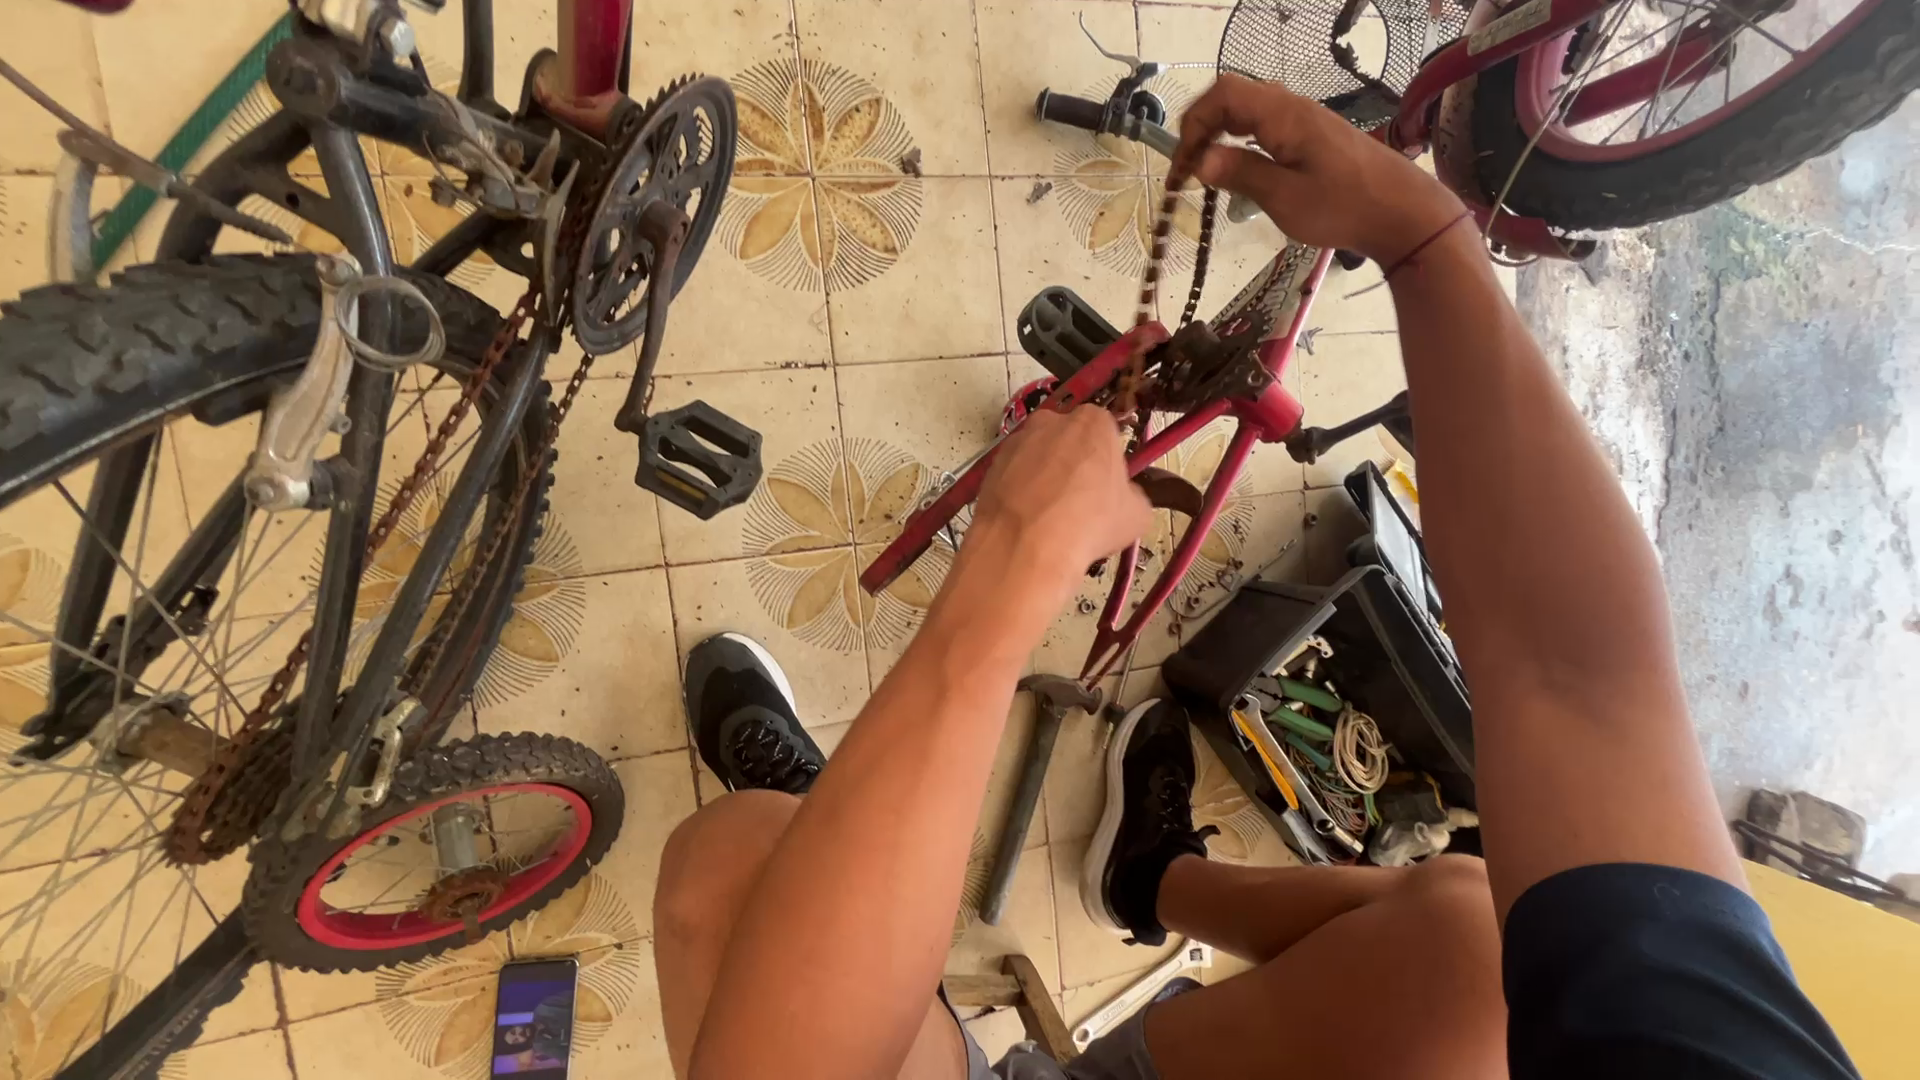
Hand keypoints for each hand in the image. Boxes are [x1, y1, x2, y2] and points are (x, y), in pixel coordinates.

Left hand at [967, 405, 1151, 586]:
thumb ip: (1133, 495)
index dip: (1106, 464)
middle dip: (1072, 467)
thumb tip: (1125, 499)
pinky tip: (1025, 522)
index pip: (1105, 434)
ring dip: (1043, 480)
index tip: (1105, 490)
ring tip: (1048, 519)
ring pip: (1037, 459)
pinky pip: (1012, 477)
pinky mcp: (990, 466)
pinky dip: (1018, 493)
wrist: (1025, 545)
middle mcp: (1051, 421)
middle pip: (1068, 442)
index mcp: (1093, 422)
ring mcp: (1016, 441)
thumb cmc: (1090, 522)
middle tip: (1077, 504)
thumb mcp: (1137, 514)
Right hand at [1170, 76, 1465, 265]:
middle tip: (1185, 173)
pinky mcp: (1308, 135)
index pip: (1223, 95)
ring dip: (1217, 136)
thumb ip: (1240, 173)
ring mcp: (1301, 119)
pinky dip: (1237, 142)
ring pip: (1245, 111)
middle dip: (1199, 130)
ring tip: (1203, 175)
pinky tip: (1234, 171)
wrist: (1398, 211)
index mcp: (1283, 115)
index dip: (1193, 126)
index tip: (1182, 168)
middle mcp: (1290, 107)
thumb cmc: (1341, 206)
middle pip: (1231, 98)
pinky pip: (1262, 125)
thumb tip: (1199, 160)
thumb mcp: (1283, 197)